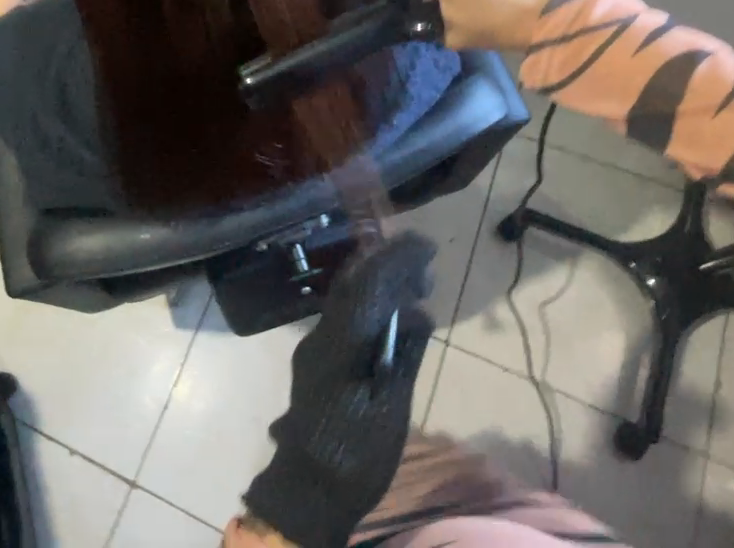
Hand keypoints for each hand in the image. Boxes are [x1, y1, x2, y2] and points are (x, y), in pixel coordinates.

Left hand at [241, 233, 436, 547]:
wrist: (307, 488)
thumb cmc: (355, 452)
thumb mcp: (391, 407)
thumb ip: (404, 354)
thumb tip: (419, 310)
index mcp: (341, 341)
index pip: (370, 283)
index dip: (398, 258)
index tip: (426, 245)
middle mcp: (322, 334)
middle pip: (354, 284)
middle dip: (389, 265)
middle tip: (425, 265)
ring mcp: (314, 346)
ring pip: (348, 299)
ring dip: (379, 284)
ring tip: (415, 288)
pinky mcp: (315, 360)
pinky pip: (344, 317)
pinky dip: (370, 306)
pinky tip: (391, 320)